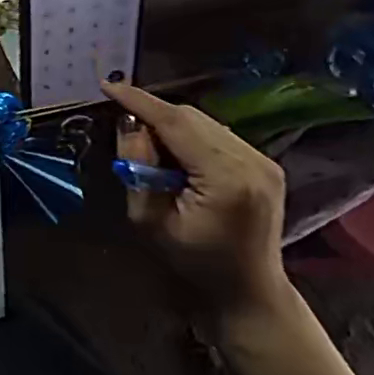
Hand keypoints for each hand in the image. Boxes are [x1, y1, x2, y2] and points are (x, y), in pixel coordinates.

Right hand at [102, 80, 288, 315]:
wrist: (246, 288)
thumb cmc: (192, 260)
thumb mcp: (148, 219)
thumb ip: (137, 168)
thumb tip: (129, 125)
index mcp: (226, 178)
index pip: (176, 123)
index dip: (140, 101)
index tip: (108, 86)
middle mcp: (252, 161)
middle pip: (192, 118)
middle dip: (153, 114)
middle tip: (122, 129)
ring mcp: (263, 161)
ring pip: (205, 122)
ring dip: (170, 125)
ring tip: (146, 148)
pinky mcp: (264, 164)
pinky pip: (217, 134)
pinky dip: (188, 135)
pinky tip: (173, 156)